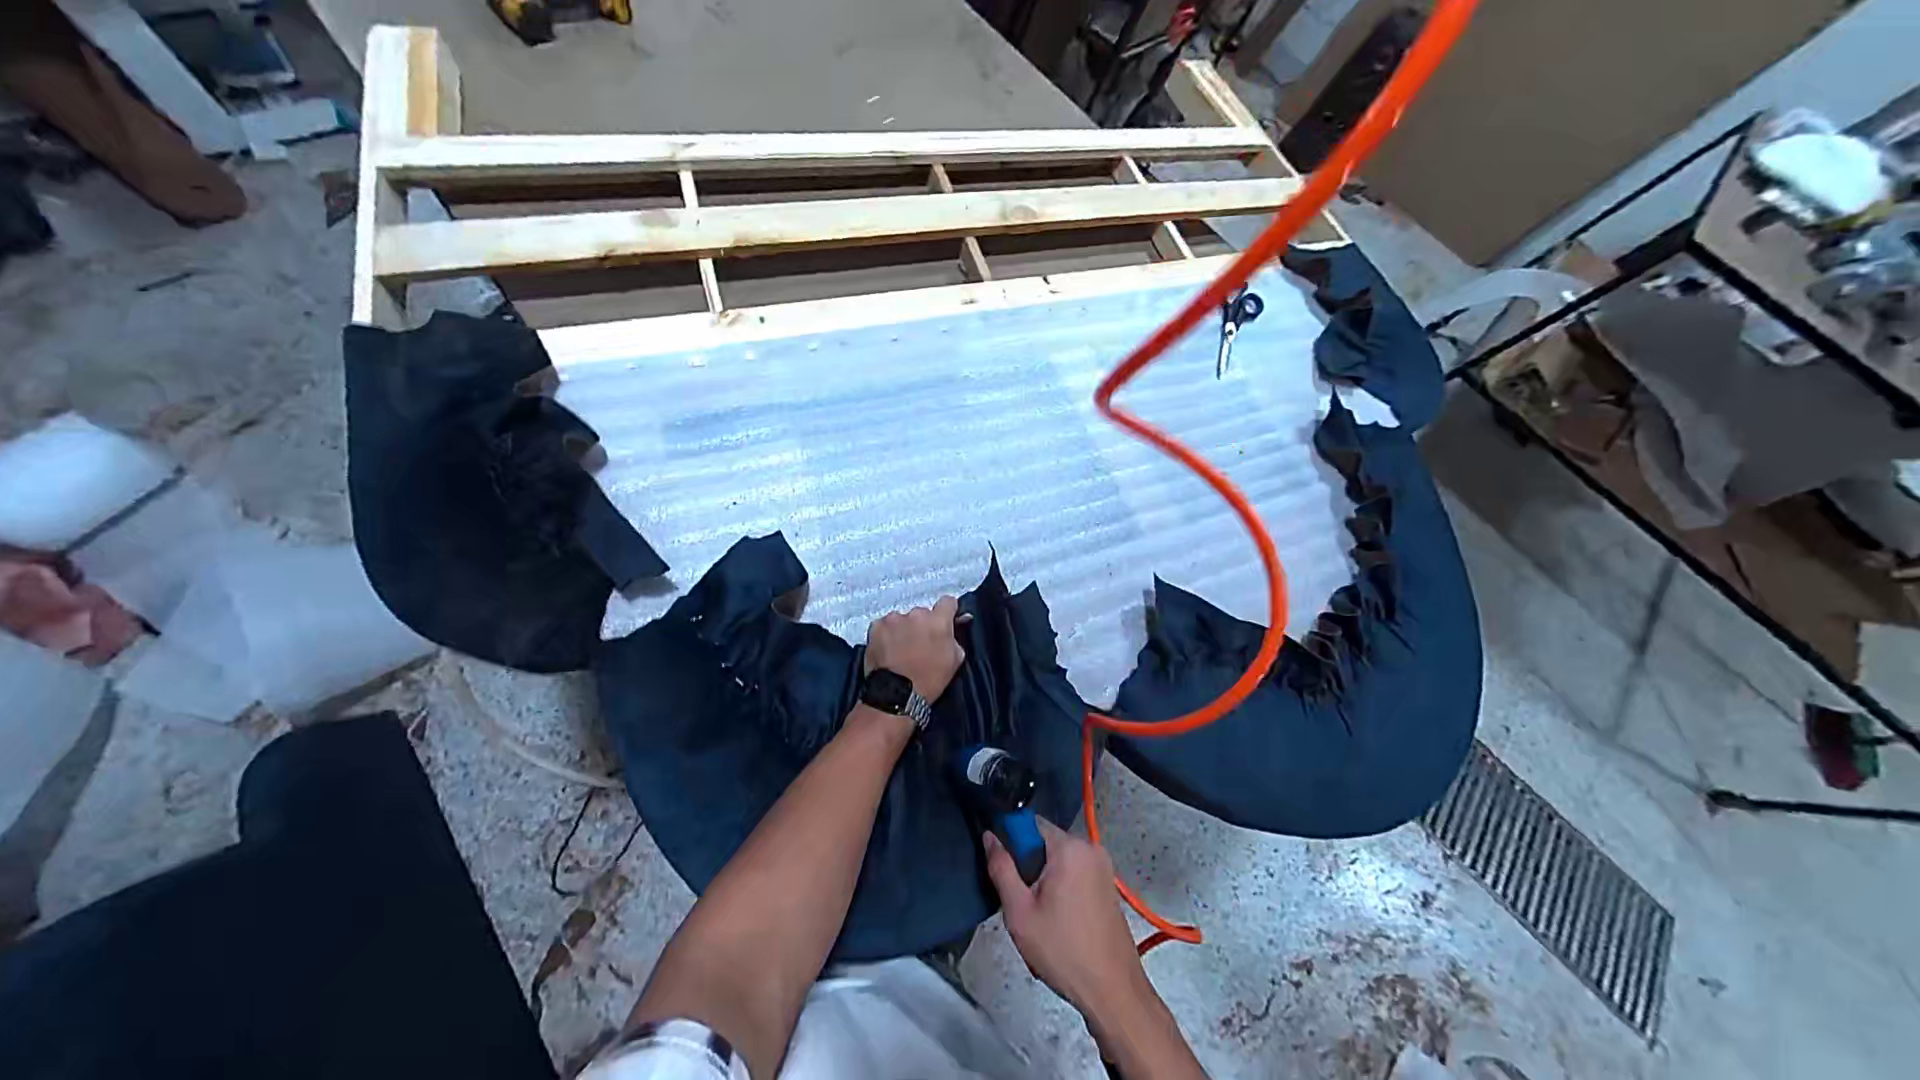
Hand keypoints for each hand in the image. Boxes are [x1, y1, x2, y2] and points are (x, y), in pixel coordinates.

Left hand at [863, 595, 965, 701]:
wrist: (897, 694)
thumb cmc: (930, 680)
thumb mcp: (955, 660)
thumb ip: (955, 638)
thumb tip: (955, 624)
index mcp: (938, 621)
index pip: (948, 602)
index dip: (947, 611)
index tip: (944, 620)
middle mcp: (916, 614)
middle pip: (922, 613)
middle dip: (921, 625)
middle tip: (918, 644)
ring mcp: (894, 619)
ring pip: (901, 619)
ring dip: (902, 629)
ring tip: (899, 650)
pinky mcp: (876, 626)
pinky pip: (884, 626)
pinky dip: (885, 635)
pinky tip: (886, 650)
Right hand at [983, 818, 1146, 1017]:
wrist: (1112, 992)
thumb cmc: (1063, 950)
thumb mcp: (1019, 911)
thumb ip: (1001, 868)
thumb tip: (990, 836)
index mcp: (1070, 848)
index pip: (1030, 823)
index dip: (1011, 843)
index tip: (1005, 871)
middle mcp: (1090, 849)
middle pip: (1045, 843)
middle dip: (1028, 866)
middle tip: (1022, 902)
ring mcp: (1104, 868)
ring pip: (1058, 861)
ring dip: (1044, 881)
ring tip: (1040, 918)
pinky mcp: (1108, 886)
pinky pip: (1075, 874)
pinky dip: (1062, 890)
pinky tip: (1058, 923)